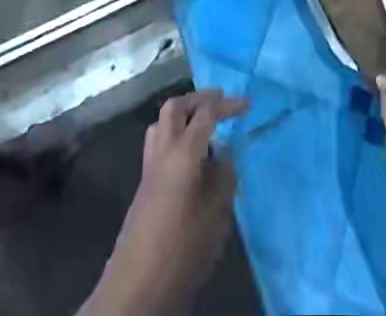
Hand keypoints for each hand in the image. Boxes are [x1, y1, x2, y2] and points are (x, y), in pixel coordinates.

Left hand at [79, 90, 246, 315]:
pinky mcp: (145, 187)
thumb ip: (224, 177)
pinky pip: (159, 145)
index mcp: (182, 154)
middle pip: (175, 108)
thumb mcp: (217, 213)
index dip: (227, 105)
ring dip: (184, 115)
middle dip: (199, 99)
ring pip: (161, 124)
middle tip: (222, 102)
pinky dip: (177, 136)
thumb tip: (224, 156)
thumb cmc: (183, 249)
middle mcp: (162, 153)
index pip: (205, 114)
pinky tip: (194, 157)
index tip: (247, 105)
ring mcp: (149, 169)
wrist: (138, 287)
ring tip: (207, 125)